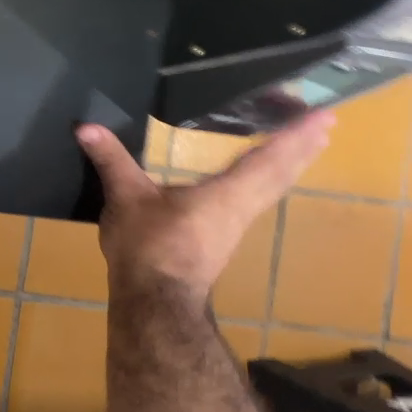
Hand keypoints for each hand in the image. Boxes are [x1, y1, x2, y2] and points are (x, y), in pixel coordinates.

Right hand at [77, 112, 334, 303]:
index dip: (294, 136)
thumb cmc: (149, 245)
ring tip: (301, 146)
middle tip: (326, 124)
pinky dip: (266, 179)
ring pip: (272, 187)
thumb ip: (111, 160)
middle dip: (302, 148)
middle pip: (280, 173)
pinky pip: (256, 197)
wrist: (157, 295)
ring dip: (289, 164)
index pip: (268, 159)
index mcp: (226, 194)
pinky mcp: (221, 234)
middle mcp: (241, 207)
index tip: (324, 116)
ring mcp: (234, 223)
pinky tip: (255, 179)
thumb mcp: (125, 197)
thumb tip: (86, 127)